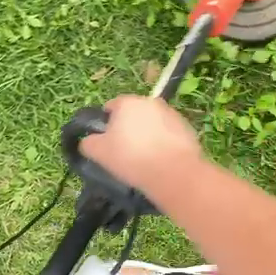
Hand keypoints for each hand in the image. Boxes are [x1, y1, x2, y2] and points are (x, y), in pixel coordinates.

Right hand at [78, 95, 205, 191]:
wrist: (173, 173)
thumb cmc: (131, 158)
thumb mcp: (98, 152)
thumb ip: (88, 142)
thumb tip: (88, 141)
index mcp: (128, 102)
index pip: (111, 107)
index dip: (106, 124)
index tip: (107, 143)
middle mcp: (151, 101)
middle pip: (133, 114)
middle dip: (128, 128)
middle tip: (124, 152)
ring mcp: (172, 114)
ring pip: (152, 123)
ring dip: (147, 135)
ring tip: (144, 159)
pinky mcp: (187, 128)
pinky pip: (168, 134)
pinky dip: (163, 143)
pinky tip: (161, 161)